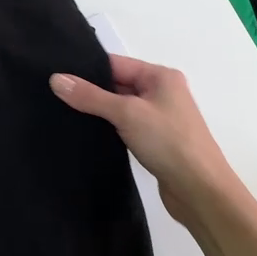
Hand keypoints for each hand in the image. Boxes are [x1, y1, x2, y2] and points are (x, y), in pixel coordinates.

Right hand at [50, 56, 230, 225]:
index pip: (116, 63)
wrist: (202, 192)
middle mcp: (163, 92)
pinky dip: (110, 129)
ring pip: (121, 107)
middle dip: (91, 90)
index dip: (87, 68)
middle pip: (118, 84)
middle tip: (54, 94)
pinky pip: (127, 127)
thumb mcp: (126, 113)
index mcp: (161, 77)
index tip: (56, 74)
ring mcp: (161, 118)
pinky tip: (88, 134)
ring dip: (100, 112)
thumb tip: (56, 79)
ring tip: (63, 112)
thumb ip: (90, 96)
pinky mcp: (157, 142)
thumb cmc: (169, 143)